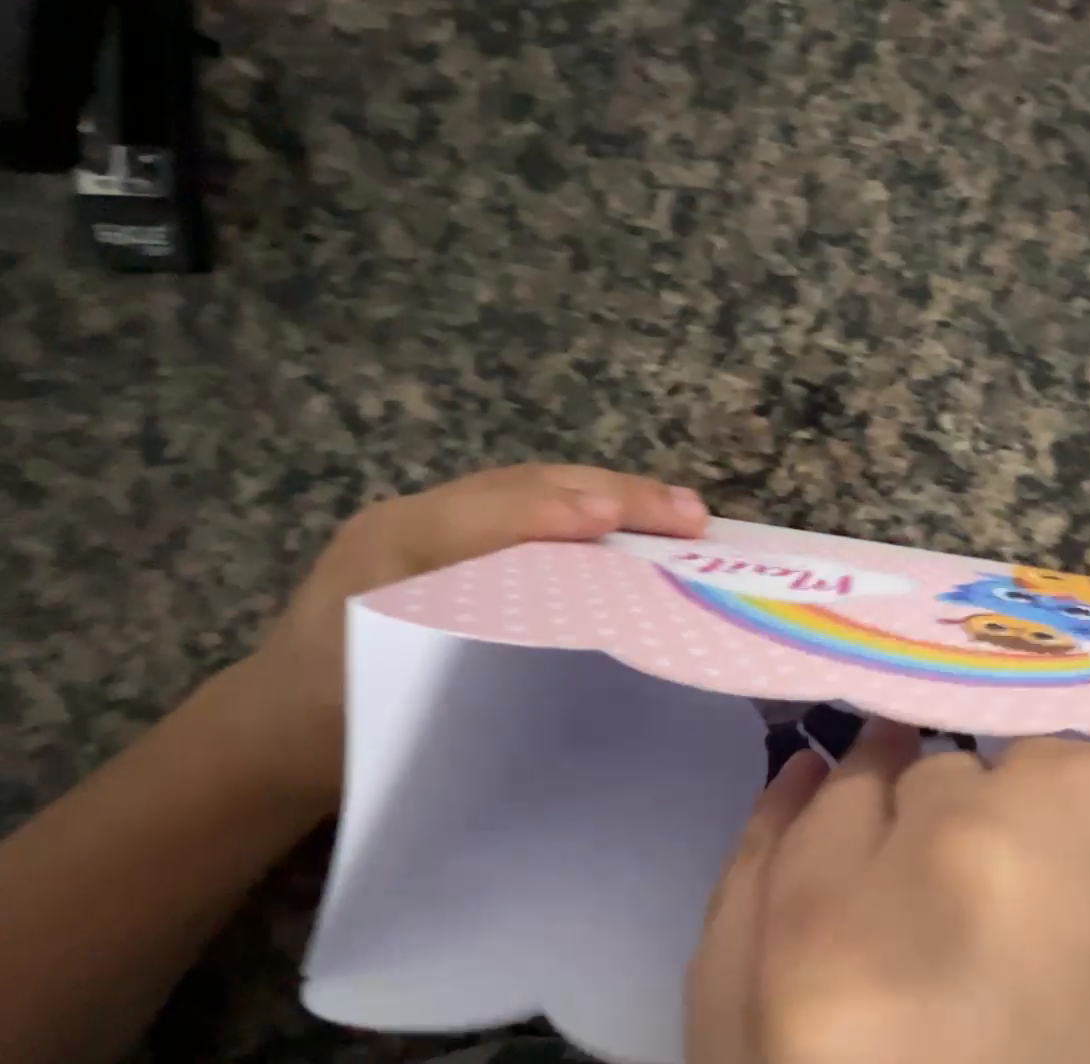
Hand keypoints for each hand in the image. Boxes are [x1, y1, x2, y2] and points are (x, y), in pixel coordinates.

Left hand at [221, 465, 709, 818]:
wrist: (276, 727)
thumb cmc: (343, 719)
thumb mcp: (405, 687)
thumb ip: (480, 635)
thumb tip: (591, 610)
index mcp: (393, 546)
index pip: (489, 509)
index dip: (554, 509)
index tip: (616, 520)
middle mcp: (420, 515)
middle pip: (532, 483)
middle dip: (617, 493)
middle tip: (692, 514)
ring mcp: (438, 518)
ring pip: (542, 487)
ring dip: (619, 495)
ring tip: (684, 513)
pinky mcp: (457, 534)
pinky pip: (535, 508)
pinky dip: (595, 510)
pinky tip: (638, 526)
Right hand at [688, 723, 1089, 1063]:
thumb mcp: (898, 1050)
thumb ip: (824, 978)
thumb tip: (813, 832)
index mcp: (831, 1014)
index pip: (754, 885)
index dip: (776, 834)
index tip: (805, 790)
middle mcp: (906, 892)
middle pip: (844, 802)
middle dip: (875, 808)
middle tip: (933, 834)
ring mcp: (1016, 821)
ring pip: (951, 770)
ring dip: (980, 810)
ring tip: (1052, 879)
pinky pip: (1048, 762)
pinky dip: (1066, 803)